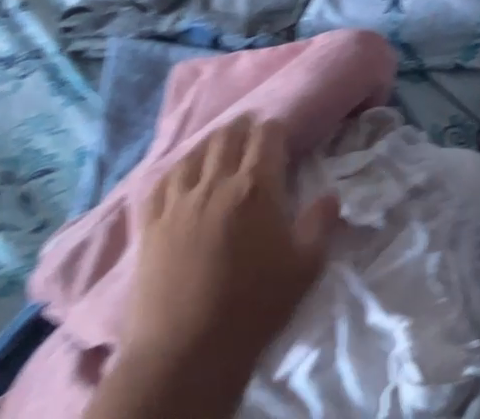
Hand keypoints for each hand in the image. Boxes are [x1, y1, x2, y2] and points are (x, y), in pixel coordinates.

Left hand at [88, 117, 340, 418]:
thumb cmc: (254, 306)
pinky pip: (161, 181)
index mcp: (257, 188)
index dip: (276, 129)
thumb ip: (320, 224)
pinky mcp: (149, 224)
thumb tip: (330, 196)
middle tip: (253, 132)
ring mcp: (177, 202)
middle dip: (244, 128)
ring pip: (194, 153)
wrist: (186, 351)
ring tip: (219, 146)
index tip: (282, 135)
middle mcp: (215, 184)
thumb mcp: (305, 266)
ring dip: (211, 144)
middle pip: (227, 136)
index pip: (267, 136)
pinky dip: (177, 169)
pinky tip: (182, 174)